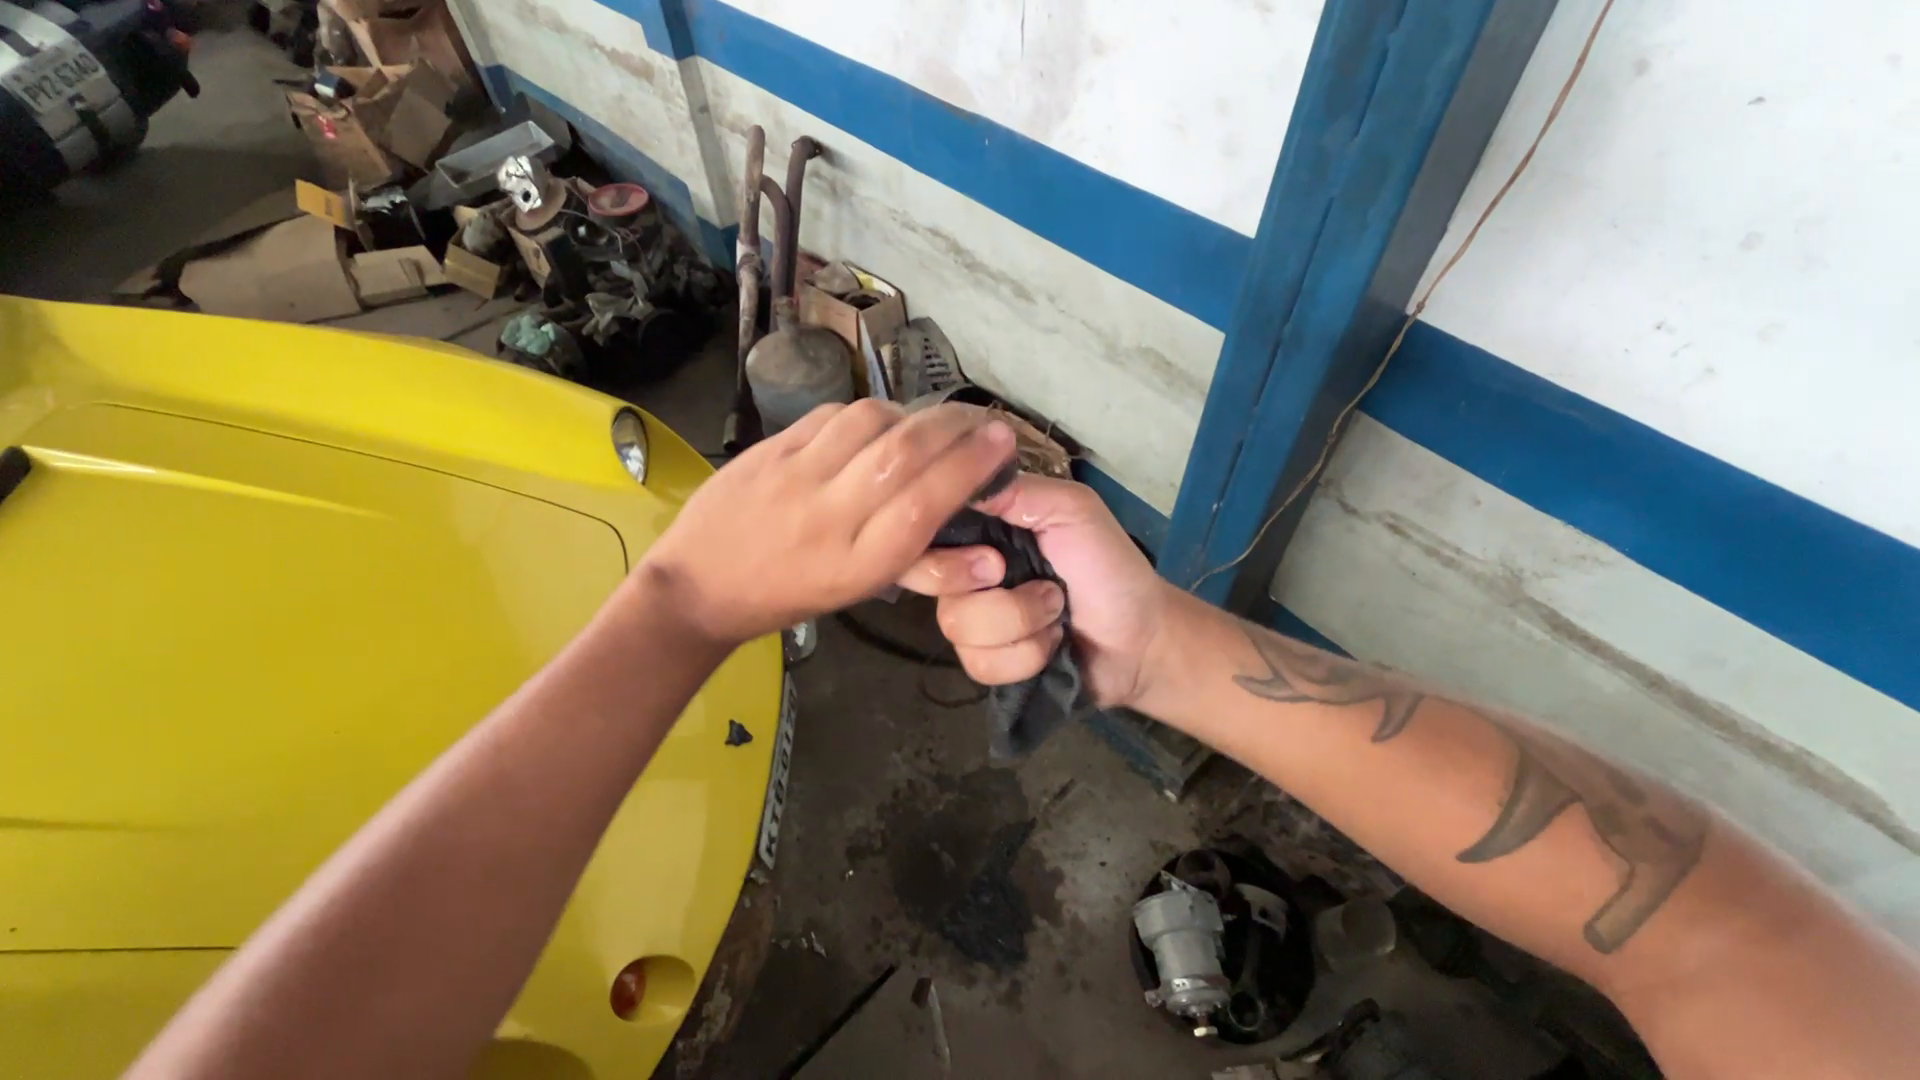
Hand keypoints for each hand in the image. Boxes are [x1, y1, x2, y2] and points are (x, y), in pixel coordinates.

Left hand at [638, 400, 1015, 646]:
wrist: (700, 585)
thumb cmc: (791, 595)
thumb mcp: (859, 592)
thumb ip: (921, 565)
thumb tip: (989, 556)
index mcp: (856, 563)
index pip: (925, 503)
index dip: (971, 465)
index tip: (1003, 440)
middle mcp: (828, 515)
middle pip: (903, 452)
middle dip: (955, 426)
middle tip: (983, 418)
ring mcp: (794, 475)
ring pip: (870, 422)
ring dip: (913, 414)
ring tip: (931, 423)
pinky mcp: (770, 448)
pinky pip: (833, 414)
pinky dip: (869, 412)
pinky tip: (880, 423)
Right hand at [897, 474, 1171, 707]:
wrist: (1141, 639)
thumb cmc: (1109, 566)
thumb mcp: (1074, 511)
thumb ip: (1021, 491)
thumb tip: (962, 483)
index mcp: (982, 528)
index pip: (926, 528)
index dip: (941, 545)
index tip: (988, 557)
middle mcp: (966, 571)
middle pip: (930, 580)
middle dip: (991, 590)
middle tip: (1033, 584)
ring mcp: (973, 620)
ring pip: (957, 625)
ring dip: (1021, 622)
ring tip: (1056, 614)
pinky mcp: (986, 664)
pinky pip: (979, 663)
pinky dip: (1025, 657)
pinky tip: (1051, 647)